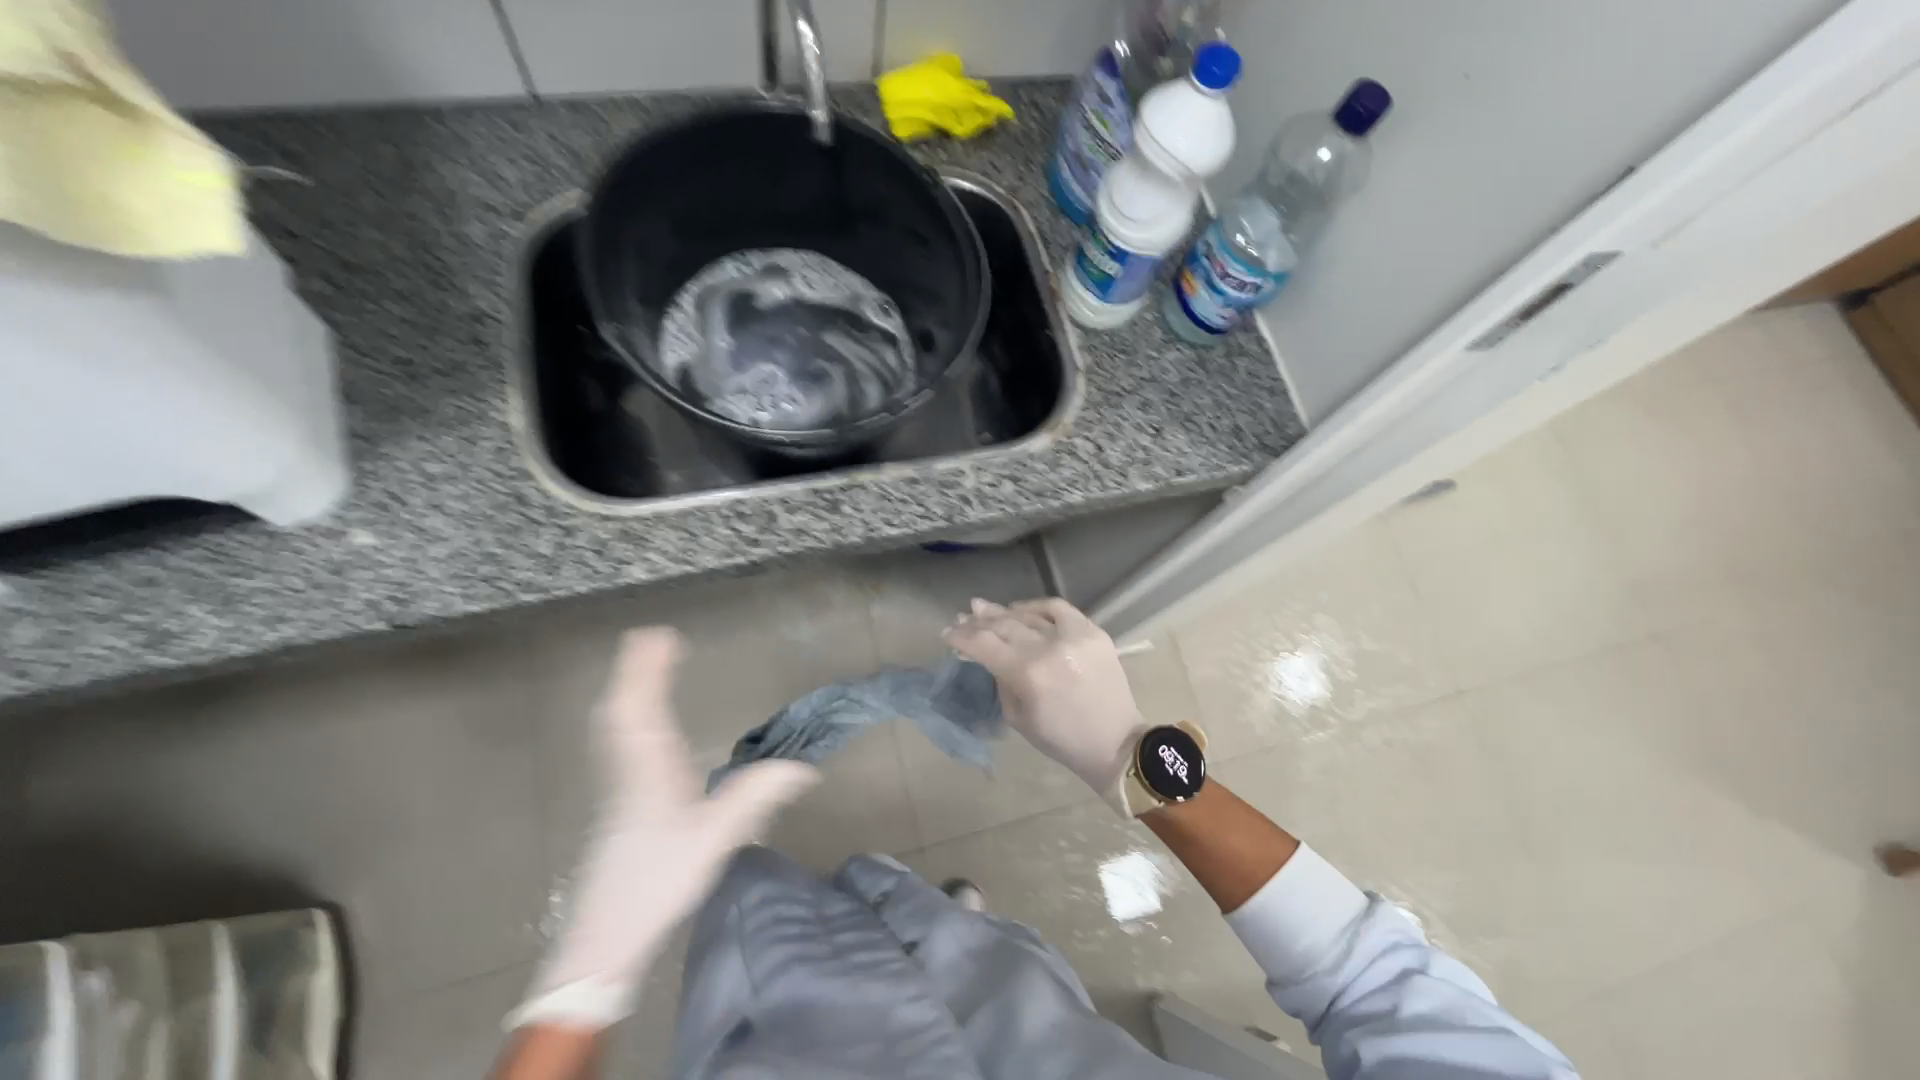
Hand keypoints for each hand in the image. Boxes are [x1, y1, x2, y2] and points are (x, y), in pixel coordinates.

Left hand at [509, 629, 817, 1030]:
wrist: (603, 936)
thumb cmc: (656, 883)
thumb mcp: (714, 840)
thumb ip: (755, 798)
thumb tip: (804, 767)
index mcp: (648, 769)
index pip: (641, 707)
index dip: (646, 670)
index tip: (661, 636)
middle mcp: (628, 768)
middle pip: (620, 708)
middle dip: (635, 670)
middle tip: (653, 639)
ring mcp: (618, 785)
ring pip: (614, 725)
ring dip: (627, 690)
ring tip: (645, 667)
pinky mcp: (617, 802)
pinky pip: (616, 741)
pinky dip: (626, 716)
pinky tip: (640, 725)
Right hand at [943, 598, 1145, 808]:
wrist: (1114, 742)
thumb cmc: (1060, 739)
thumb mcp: (1017, 717)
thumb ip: (1000, 679)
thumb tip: (985, 654)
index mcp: (1028, 674)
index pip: (984, 644)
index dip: (961, 637)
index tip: (947, 634)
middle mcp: (1049, 647)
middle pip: (1003, 625)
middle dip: (978, 622)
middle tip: (962, 618)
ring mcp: (1073, 636)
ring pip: (1029, 615)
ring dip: (1003, 612)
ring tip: (985, 609)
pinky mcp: (1093, 632)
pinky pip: (1059, 609)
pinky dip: (1037, 607)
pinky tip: (1020, 609)